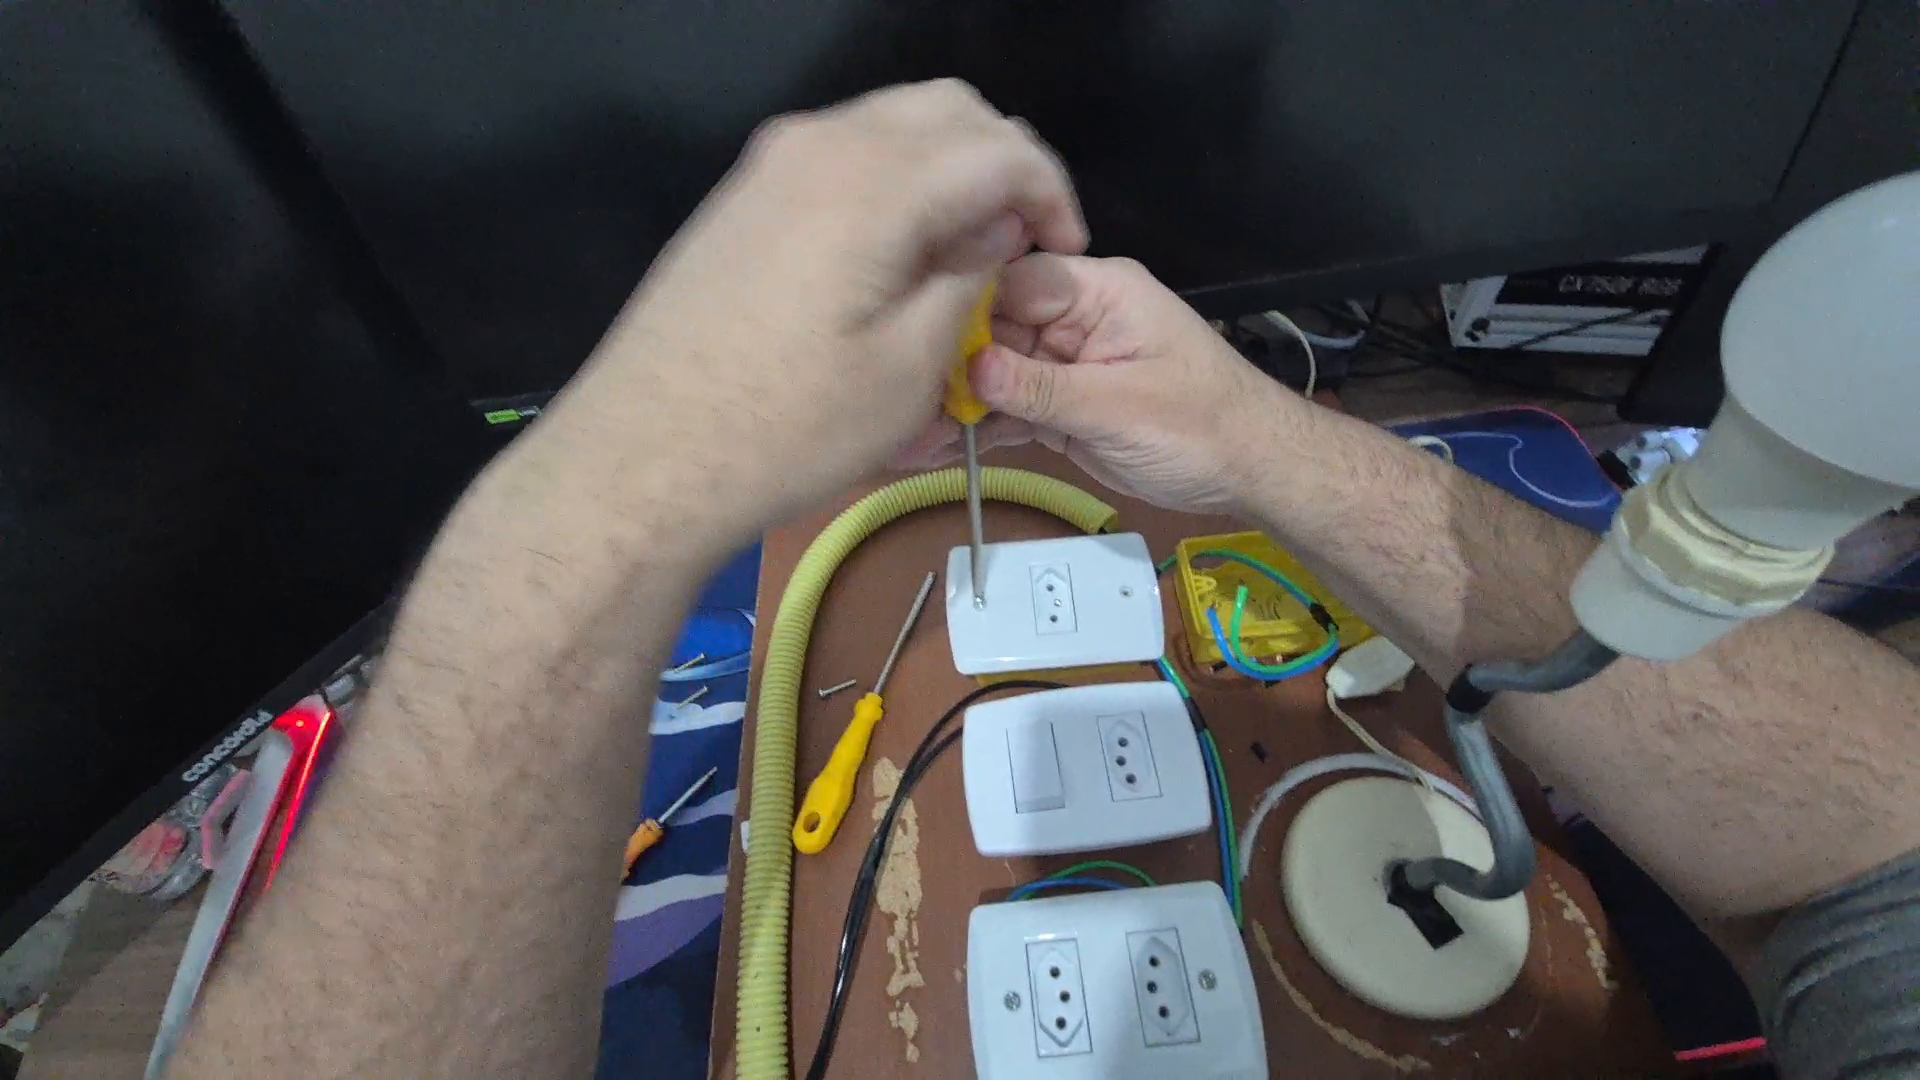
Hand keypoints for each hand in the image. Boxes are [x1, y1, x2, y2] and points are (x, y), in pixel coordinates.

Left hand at [545, 80, 1087, 532]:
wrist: (649, 457)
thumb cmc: (790, 429)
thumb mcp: (908, 370)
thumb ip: (966, 280)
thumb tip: (993, 231)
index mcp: (873, 184)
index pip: (998, 146)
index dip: (1050, 191)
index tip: (1064, 247)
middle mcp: (818, 146)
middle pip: (945, 112)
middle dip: (1002, 167)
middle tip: (1019, 243)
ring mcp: (769, 168)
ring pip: (891, 130)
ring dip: (946, 175)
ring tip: (964, 254)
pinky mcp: (742, 201)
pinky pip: (841, 162)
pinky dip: (892, 189)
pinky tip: (895, 257)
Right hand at [922, 253, 1304, 514]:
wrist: (1246, 471)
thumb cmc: (1199, 427)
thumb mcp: (1121, 406)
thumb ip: (1044, 389)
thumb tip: (972, 371)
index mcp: (1096, 293)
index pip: (1013, 283)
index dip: (964, 312)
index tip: (914, 347)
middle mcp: (1072, 322)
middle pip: (993, 332)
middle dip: (947, 369)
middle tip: (896, 403)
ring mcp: (1063, 367)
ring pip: (996, 378)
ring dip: (956, 409)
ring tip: (904, 437)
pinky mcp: (1061, 409)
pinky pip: (1012, 413)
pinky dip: (980, 433)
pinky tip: (937, 451)